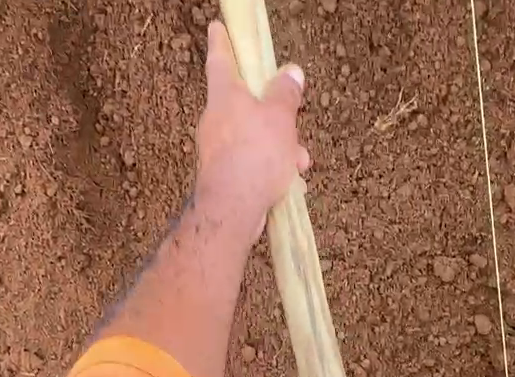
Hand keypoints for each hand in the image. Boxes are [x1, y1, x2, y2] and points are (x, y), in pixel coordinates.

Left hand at [194, 20, 308, 240]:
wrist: (233, 209)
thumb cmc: (254, 155)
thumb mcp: (280, 117)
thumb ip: (286, 93)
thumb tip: (292, 73)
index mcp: (225, 96)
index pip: (220, 60)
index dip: (221, 42)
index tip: (216, 28)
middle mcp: (215, 121)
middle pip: (246, 107)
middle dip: (275, 117)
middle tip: (295, 125)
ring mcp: (217, 152)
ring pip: (254, 141)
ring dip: (280, 150)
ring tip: (299, 163)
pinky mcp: (224, 179)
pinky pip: (252, 167)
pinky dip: (271, 172)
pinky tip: (291, 185)